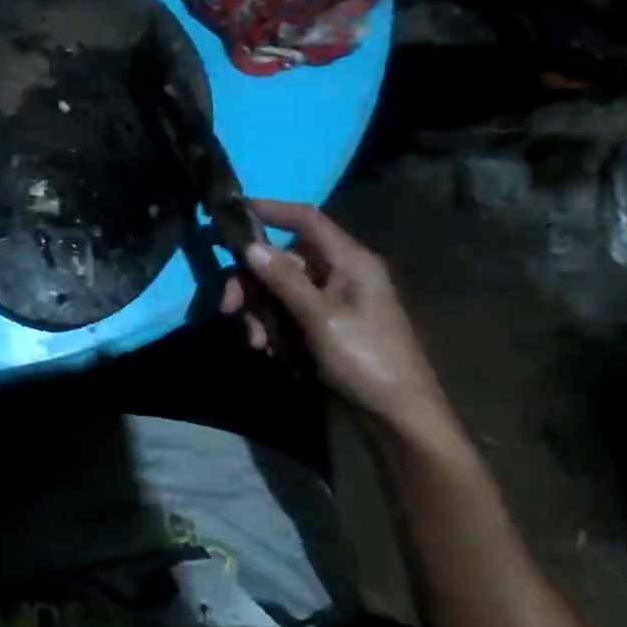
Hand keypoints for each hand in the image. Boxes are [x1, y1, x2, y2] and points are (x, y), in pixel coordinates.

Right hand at [220, 200, 454, 435]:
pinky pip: (286, 312)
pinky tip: (268, 350)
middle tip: (228, 307)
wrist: (398, 417)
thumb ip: (284, 280)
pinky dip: (271, 327)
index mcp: (350, 262)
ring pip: (278, 289)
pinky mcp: (324, 323)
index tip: (231, 212)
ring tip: (256, 341)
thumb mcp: (320, 318)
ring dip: (259, 312)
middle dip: (251, 283)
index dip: (270, 209)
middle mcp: (340, 273)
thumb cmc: (366, 361)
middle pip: (281, 260)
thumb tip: (249, 245)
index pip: (306, 219)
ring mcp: (331, 300)